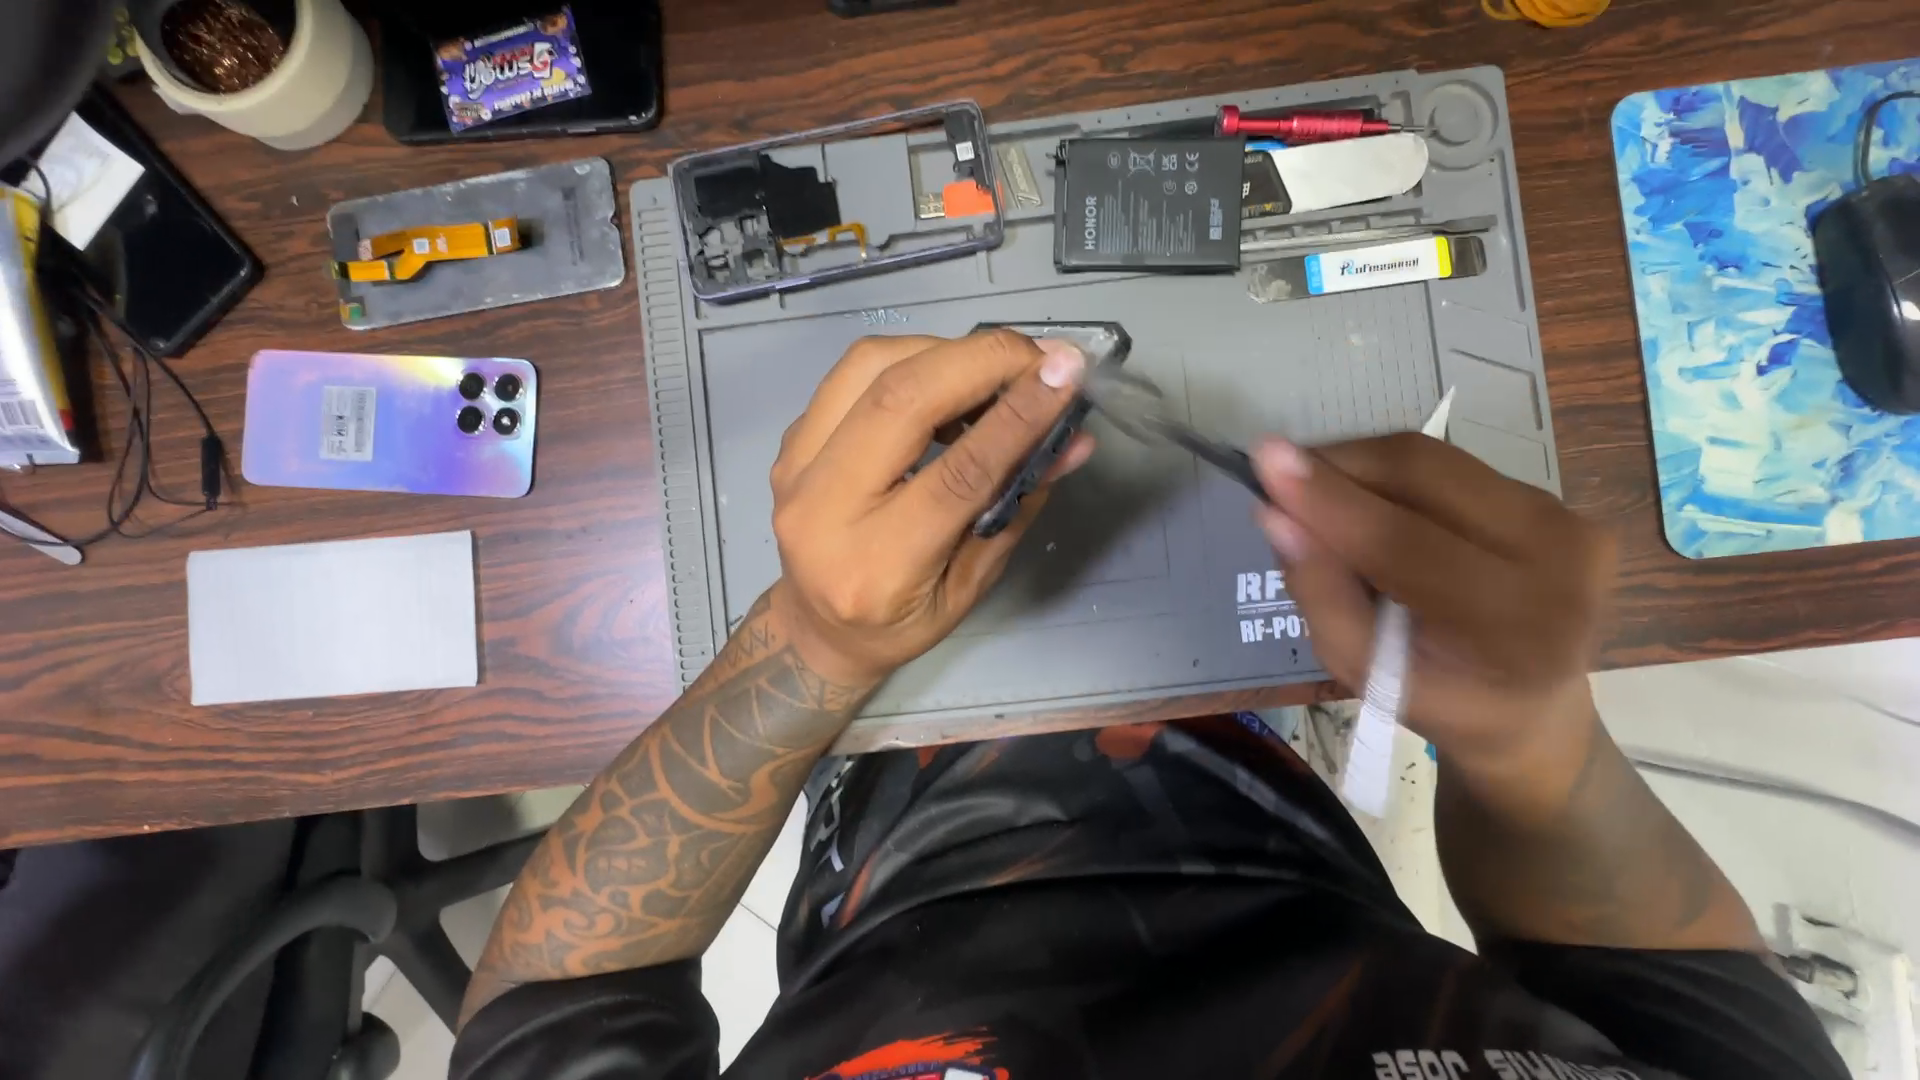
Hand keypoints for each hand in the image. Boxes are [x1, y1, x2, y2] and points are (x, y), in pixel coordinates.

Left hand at [765, 331, 1092, 686]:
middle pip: (902, 398)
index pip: (957, 474)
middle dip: (982, 360)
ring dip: (946, 350)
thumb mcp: (971, 585)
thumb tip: (1073, 439)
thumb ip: (1016, 507)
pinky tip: (949, 381)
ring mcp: (795, 466)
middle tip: (1041, 355)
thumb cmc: (900, 624)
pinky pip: (853, 372)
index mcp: (876, 565)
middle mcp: (822, 508)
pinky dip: (912, 360)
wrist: (817, 628)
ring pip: (870, 366)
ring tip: (997, 369)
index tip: (1067, 375)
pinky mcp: (789, 439)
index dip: (1016, 417)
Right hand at [1250, 434, 1613, 767]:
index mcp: (1508, 626)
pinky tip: (1374, 506)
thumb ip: (1319, 593)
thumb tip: (1275, 516)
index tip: (1265, 458)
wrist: (1531, 706)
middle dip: (1339, 465)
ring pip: (1435, 460)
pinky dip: (1393, 475)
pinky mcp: (1562, 503)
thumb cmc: (1436, 698)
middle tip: (1282, 478)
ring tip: (1325, 500)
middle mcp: (1556, 560)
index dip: (1329, 498)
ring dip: (1362, 467)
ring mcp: (1569, 523)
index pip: (1402, 542)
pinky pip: (1453, 467)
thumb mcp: (1361, 669)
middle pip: (1423, 474)